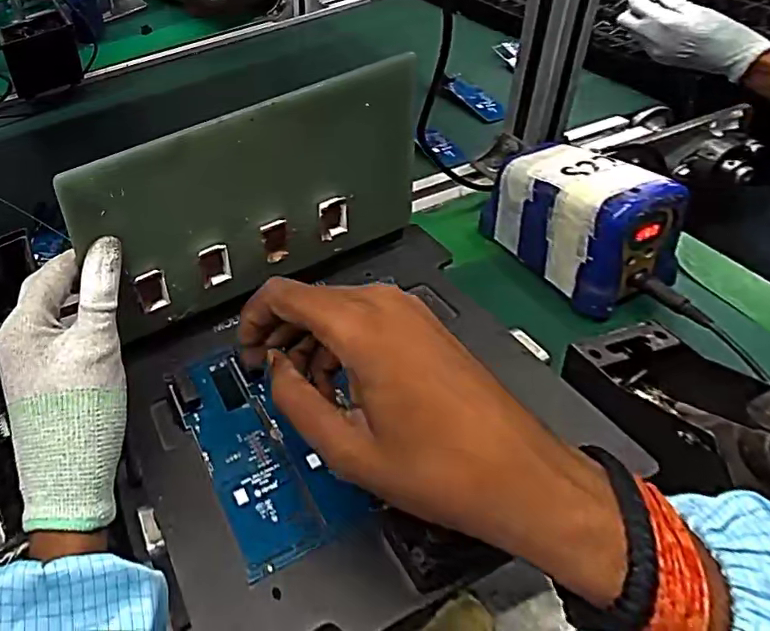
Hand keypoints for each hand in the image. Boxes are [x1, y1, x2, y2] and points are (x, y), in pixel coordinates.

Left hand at [0, 238, 124, 537]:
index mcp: (21, 326)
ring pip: (55, 313)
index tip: (110, 248)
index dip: (84, 255)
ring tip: (111, 299)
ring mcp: (25, 362)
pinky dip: (79, 326)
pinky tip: (101, 334)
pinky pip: (58, 337)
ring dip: (81, 302)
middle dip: (81, 277)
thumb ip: (101, 290)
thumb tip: (105, 252)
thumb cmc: (75, 423)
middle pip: (50, 290)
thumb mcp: (97, 342)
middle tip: (113, 270)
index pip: (53, 269)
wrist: (69, 482)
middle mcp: (16, 341)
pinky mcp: (38, 379)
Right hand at [237, 280, 626, 606]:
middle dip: (281, 334)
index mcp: (360, 327)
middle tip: (273, 374)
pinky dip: (342, 341)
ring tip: (312, 391)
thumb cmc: (448, 467)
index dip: (252, 318)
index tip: (246, 345)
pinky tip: (345, 383)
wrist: (523, 476)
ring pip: (336, 307)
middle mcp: (384, 305)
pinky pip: (365, 317)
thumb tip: (277, 374)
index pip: (282, 294)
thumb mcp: (349, 448)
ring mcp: (408, 310)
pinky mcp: (423, 323)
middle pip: (308, 298)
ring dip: (311, 341)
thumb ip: (294, 403)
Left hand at [616, 0, 769, 81]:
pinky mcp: (659, 58)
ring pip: (633, 33)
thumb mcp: (700, 11)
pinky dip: (647, 34)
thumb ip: (675, 2)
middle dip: (631, 10)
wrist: (736, 58)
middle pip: (624, 21)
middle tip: (645, 2)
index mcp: (664, 22)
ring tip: (657, 15)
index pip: (636, 5)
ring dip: (639, 23)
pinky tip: (663, 30)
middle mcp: (654, 38)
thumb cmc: (725, 34)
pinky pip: (643, 43)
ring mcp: (655, 50)